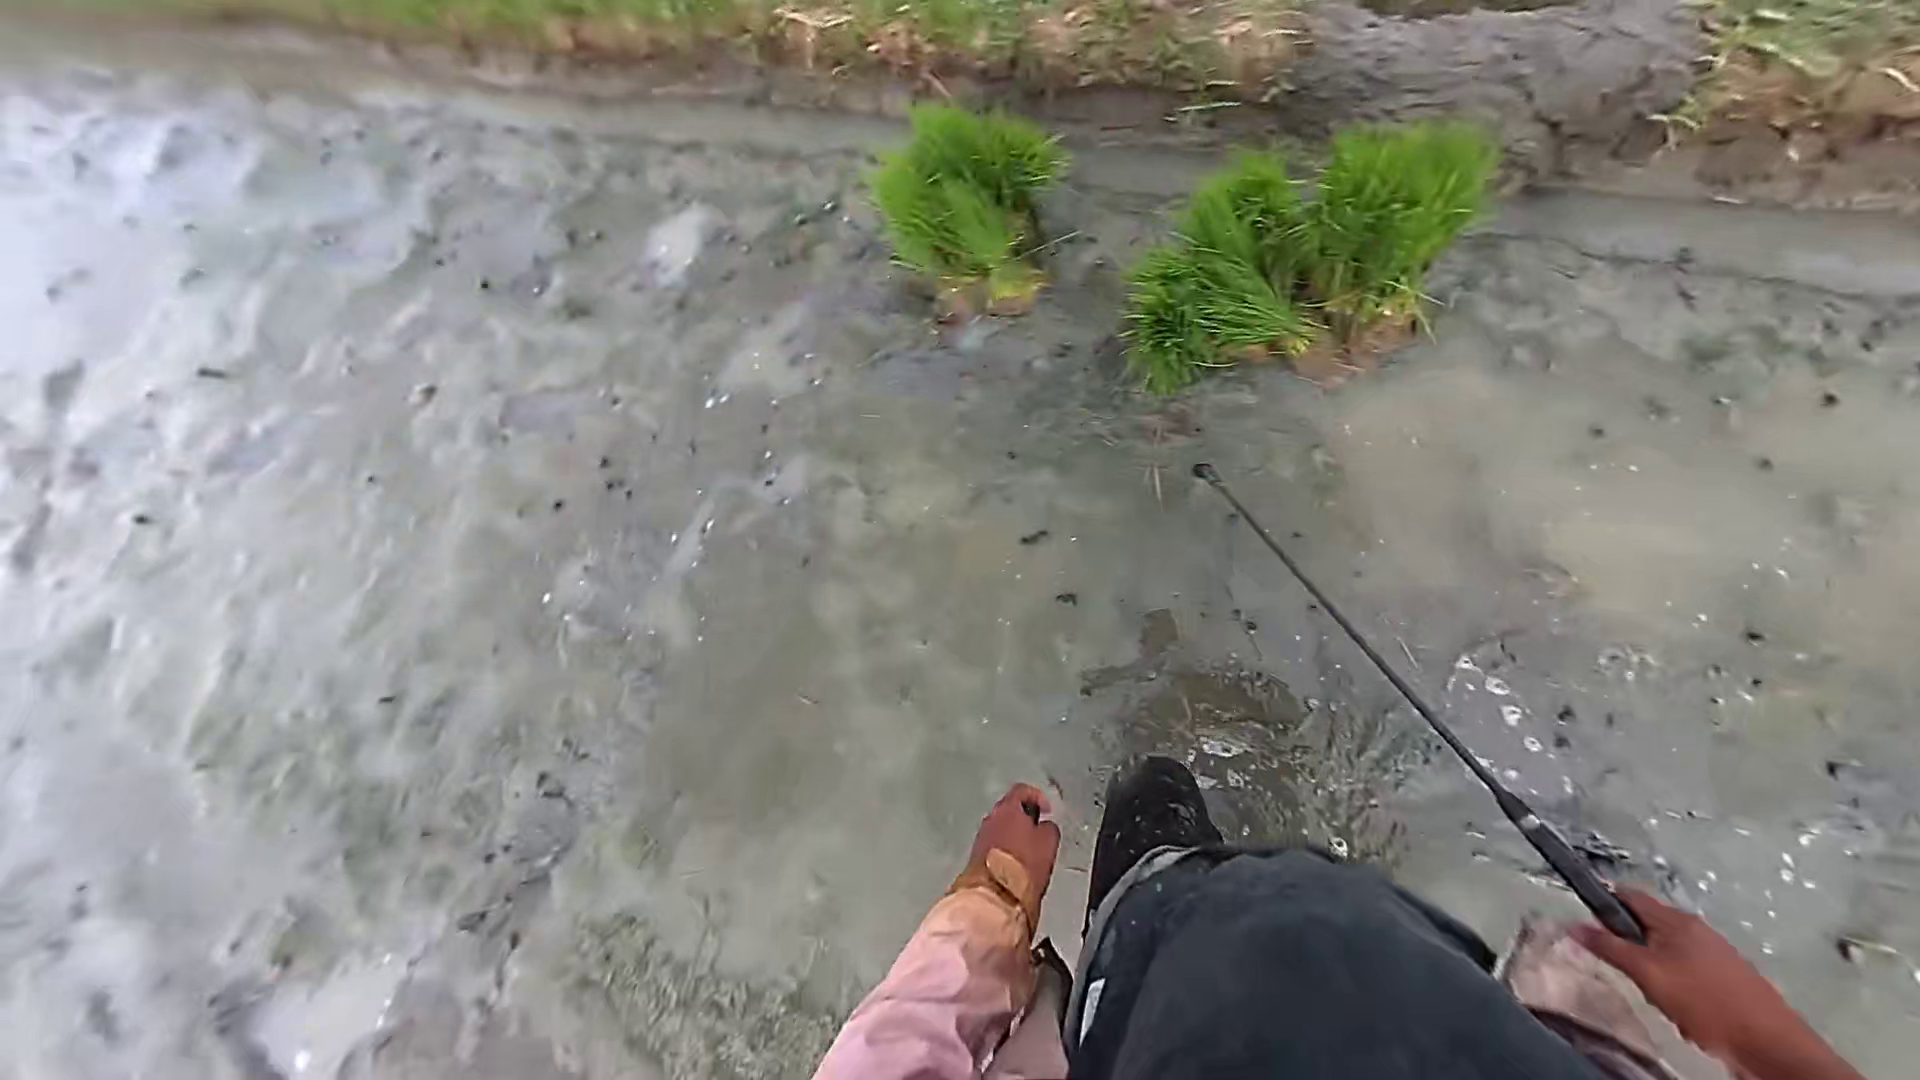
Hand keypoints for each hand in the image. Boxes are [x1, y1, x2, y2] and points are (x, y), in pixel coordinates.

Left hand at [950, 784, 1059, 932]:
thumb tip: (1046, 826)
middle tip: (1038, 829)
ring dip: (1014, 834)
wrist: (994, 897)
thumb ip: (1049, 827)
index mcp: (1008, 808)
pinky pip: (994, 845)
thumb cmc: (1021, 867)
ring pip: (1001, 827)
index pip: (1022, 790)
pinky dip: (1006, 850)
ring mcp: (982, 837)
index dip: (1037, 796)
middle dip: (1024, 817)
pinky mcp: (977, 856)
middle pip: (1009, 808)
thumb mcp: (1049, 842)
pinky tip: (1016, 864)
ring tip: (1029, 852)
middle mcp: (991, 818)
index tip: (1046, 807)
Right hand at [1573, 889, 1862, 1079]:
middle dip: (1630, 943)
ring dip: (1654, 965)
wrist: (1779, 1052)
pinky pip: (1691, 969)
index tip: (1592, 926)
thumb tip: (1573, 925)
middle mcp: (1699, 930)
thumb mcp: (1645, 973)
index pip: (1625, 894)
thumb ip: (1606, 946)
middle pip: (1646, 923)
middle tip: (1627, 967)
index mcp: (1676, 920)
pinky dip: (1679, 981)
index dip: (1602, 904)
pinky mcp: (1736, 979)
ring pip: (1668, 949)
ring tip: (1657, 992)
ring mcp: (1721, 955)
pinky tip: (1683, 1005)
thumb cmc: (1705, 1002)